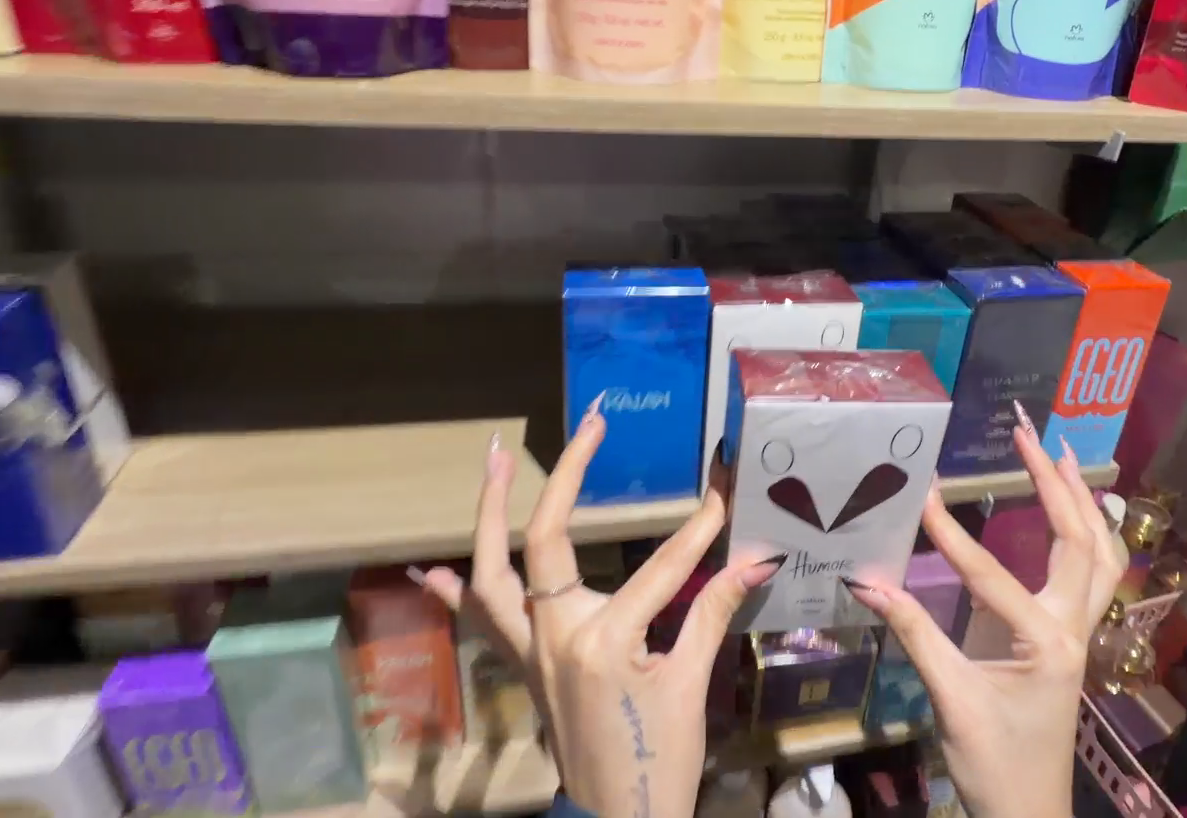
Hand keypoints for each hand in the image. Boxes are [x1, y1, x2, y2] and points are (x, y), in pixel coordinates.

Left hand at [420, 407, 784, 817]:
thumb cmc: (659, 760)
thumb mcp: (689, 687)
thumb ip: (712, 613)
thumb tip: (754, 560)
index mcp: (601, 640)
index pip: (660, 568)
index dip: (698, 529)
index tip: (722, 493)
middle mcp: (552, 635)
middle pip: (544, 541)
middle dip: (569, 475)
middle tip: (589, 426)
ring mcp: (528, 649)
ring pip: (491, 572)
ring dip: (490, 512)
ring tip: (499, 458)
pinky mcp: (523, 664)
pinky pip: (479, 619)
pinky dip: (454, 590)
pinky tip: (432, 569)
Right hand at [842, 402, 1121, 817]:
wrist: (1028, 816)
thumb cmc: (994, 764)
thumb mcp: (951, 699)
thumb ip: (913, 634)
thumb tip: (866, 583)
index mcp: (1047, 643)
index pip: (991, 575)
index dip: (951, 534)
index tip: (923, 492)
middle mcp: (1073, 628)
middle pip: (1080, 543)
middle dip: (1055, 484)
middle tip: (1030, 435)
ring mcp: (1078, 631)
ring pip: (1100, 555)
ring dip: (1083, 502)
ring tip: (1063, 454)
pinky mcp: (1067, 637)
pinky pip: (1091, 573)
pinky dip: (1086, 533)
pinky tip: (1071, 509)